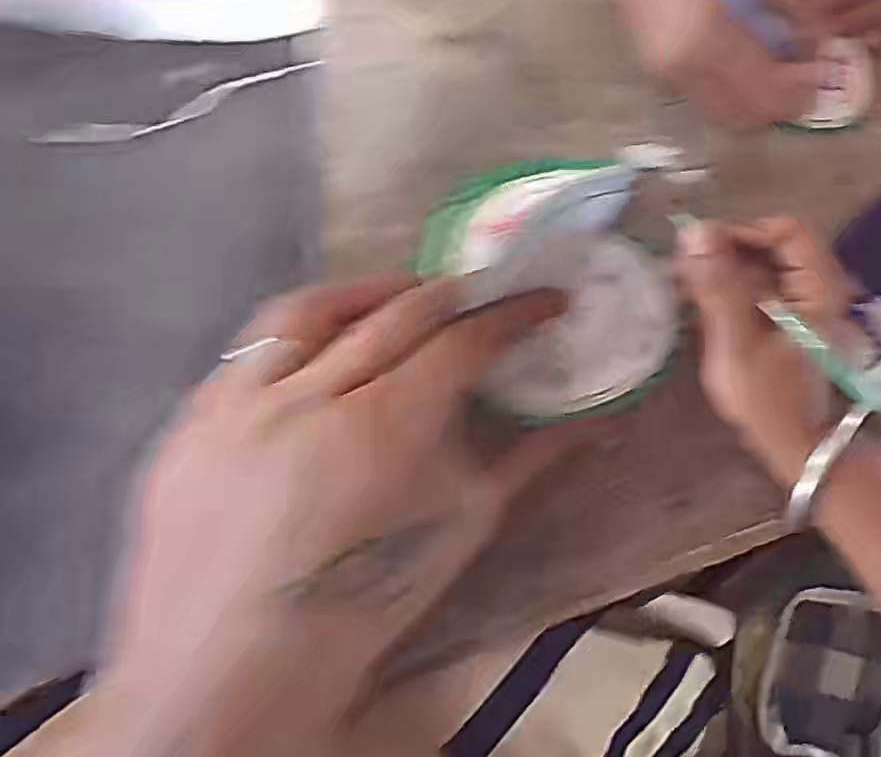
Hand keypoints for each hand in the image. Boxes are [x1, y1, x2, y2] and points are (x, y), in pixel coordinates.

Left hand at [92, 277, 572, 755]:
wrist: (230, 675)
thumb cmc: (375, 590)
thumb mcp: (472, 515)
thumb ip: (539, 452)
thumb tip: (609, 420)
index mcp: (389, 422)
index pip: (466, 339)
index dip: (516, 312)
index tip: (550, 299)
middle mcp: (310, 398)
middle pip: (401, 311)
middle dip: (461, 291)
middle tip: (495, 291)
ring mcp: (236, 409)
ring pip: (308, 311)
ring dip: (373, 292)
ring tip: (410, 296)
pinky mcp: (185, 429)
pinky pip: (247, 352)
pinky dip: (305, 332)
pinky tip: (334, 349)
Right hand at [654, 0, 826, 126]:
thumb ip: (800, 18)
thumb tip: (819, 50)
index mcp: (714, 36)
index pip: (770, 93)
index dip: (802, 91)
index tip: (820, 73)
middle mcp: (686, 64)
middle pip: (748, 116)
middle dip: (781, 105)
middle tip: (801, 80)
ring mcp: (665, 68)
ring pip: (725, 113)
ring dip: (756, 104)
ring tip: (776, 74)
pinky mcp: (655, 65)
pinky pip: (705, 97)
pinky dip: (733, 92)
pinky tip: (746, 64)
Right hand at [675, 220, 853, 482]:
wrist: (795, 442)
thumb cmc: (770, 400)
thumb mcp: (737, 345)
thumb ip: (720, 288)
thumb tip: (698, 232)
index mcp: (821, 287)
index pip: (789, 230)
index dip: (745, 231)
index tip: (703, 248)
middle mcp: (822, 285)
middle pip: (777, 243)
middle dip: (730, 248)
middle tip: (684, 266)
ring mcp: (810, 298)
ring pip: (768, 262)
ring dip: (727, 266)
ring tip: (684, 283)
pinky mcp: (794, 312)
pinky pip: (765, 283)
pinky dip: (735, 284)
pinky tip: (702, 298)